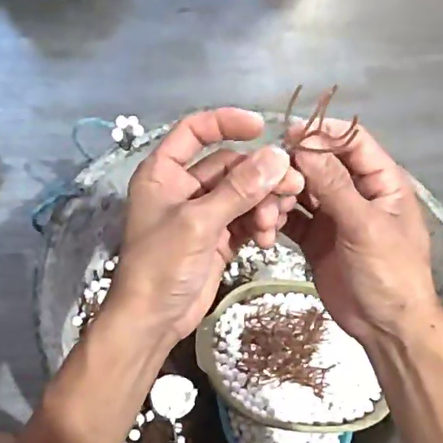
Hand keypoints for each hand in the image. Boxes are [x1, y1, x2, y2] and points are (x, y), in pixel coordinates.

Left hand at [107, 108, 300, 342]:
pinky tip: (268, 238)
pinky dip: (259, 225)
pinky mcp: (217, 240)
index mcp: (163, 173)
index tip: (261, 127)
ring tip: (272, 222)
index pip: (195, 131)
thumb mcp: (198, 222)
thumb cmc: (160, 265)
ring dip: (263, 203)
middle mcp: (182, 188)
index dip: (226, 122)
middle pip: (229, 166)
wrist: (151, 320)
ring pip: (242, 195)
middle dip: (259, 177)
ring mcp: (201, 216)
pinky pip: (245, 221)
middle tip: (291, 187)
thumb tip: (277, 156)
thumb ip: (239, 189)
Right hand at [284, 121, 441, 342]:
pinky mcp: (316, 241)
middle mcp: (356, 194)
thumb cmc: (390, 273)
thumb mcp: (365, 226)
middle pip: (320, 165)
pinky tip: (264, 228)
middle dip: (294, 170)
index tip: (288, 135)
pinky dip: (277, 221)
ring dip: (281, 198)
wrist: (386, 327)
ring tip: (266, 213)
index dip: (322, 134)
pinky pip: (293, 221)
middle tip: (267, 179)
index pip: (352, 142)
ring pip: (302, 193)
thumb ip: (335, 186)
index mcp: (381, 182)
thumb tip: (304, 147)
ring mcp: (334, 218)